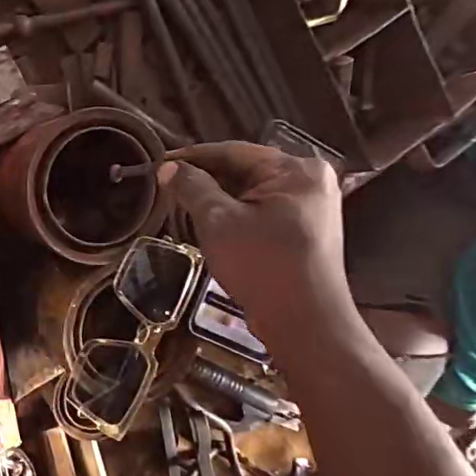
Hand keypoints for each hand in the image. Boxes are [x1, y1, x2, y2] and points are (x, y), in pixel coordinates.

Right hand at [159, 142, 347, 344]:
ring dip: (221, 202)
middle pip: (247, 171)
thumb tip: (169, 167)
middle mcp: (311, 181)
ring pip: (255, 194)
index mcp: (295, 169)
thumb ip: (192, 188)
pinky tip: (215, 229)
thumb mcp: (218, 223)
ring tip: (186, 210)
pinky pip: (266, 214)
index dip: (193, 157)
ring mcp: (313, 208)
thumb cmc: (262, 267)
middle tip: (171, 190)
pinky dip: (240, 218)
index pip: (233, 151)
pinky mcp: (309, 233)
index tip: (162, 162)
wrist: (306, 323)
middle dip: (208, 181)